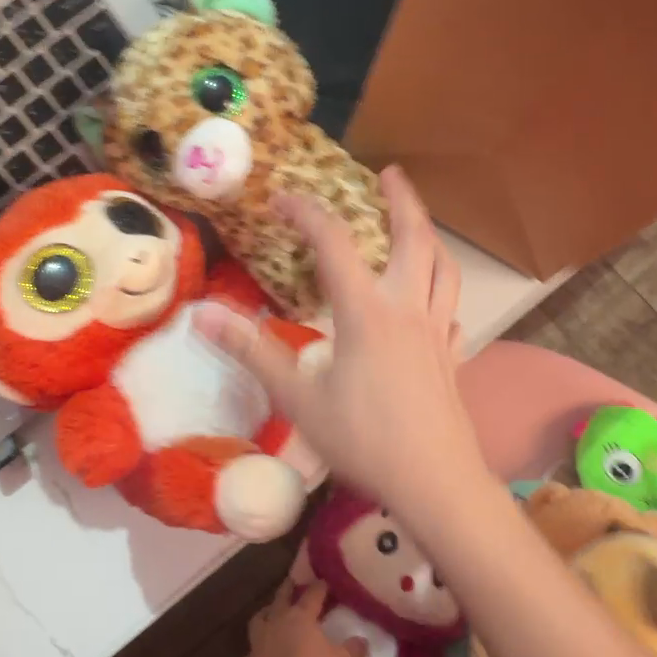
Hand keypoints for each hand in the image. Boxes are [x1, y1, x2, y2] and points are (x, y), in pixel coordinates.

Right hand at [193, 167, 489, 512]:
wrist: (435, 482)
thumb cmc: (364, 440)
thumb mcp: (299, 400)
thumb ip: (254, 353)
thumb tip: (203, 317)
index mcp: (367, 312)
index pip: (334, 244)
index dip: (306, 213)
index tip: (281, 199)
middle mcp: (408, 309)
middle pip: (414, 239)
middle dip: (403, 200)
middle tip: (391, 174)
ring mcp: (437, 333)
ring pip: (444, 269)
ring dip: (431, 238)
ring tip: (419, 226)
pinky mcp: (453, 358)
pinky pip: (453, 312)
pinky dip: (444, 295)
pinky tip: (438, 305)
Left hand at [242, 582, 365, 656]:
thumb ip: (354, 650)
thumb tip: (361, 641)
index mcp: (301, 616)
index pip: (312, 594)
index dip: (320, 586)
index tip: (324, 580)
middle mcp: (277, 621)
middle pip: (281, 597)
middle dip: (288, 588)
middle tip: (292, 583)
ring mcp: (259, 641)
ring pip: (260, 618)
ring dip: (267, 613)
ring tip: (271, 613)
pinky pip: (253, 649)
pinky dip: (258, 648)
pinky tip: (262, 653)